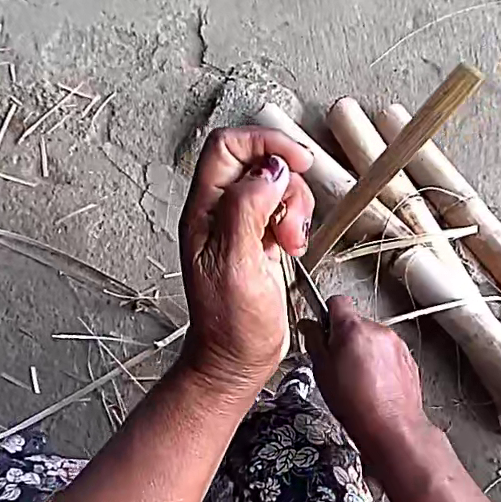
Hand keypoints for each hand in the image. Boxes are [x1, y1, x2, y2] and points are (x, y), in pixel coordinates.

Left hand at [177, 128, 313, 393]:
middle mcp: (220, 212)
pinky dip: (296, 222)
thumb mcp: (236, 265)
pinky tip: (291, 247)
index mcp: (204, 211)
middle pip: (258, 162)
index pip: (227, 146)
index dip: (263, 143)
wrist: (236, 357)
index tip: (294, 162)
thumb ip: (247, 210)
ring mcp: (242, 224)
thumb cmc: (230, 324)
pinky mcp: (260, 239)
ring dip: (295, 207)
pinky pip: (284, 210)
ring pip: (276, 186)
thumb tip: (268, 171)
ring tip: (290, 242)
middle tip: (289, 221)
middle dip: (285, 184)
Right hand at [312, 295, 435, 463]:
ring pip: (372, 338)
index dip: (327, 313)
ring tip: (356, 378)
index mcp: (352, 328)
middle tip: (337, 362)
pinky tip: (372, 384)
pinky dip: (379, 363)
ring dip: (363, 351)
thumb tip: (309, 326)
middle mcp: (377, 330)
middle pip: (355, 322)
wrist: (391, 427)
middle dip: (345, 337)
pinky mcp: (407, 358)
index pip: (337, 301)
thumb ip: (314, 341)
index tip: (323, 327)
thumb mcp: (321, 371)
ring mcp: (395, 344)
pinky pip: (387, 352)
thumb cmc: (356, 404)